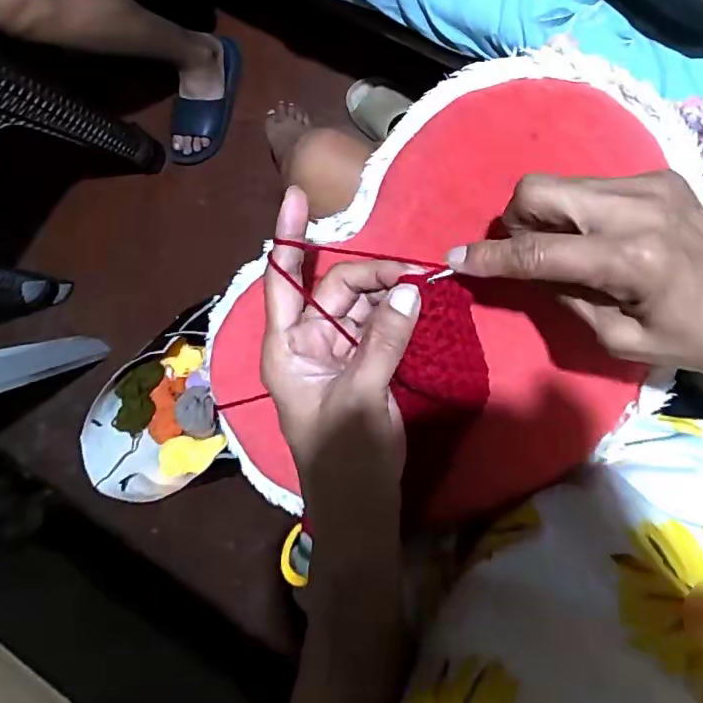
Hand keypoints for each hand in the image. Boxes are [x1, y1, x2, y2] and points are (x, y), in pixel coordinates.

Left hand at [261, 186, 421, 526]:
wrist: (360, 508)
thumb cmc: (344, 458)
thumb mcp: (363, 397)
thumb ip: (384, 339)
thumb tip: (410, 288)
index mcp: (289, 346)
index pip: (282, 279)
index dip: (287, 235)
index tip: (296, 194)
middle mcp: (308, 341)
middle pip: (335, 288)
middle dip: (370, 273)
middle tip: (413, 272)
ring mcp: (335, 351)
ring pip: (359, 303)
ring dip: (387, 291)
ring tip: (421, 284)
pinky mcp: (360, 362)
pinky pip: (376, 324)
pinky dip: (395, 311)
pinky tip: (416, 300)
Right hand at [448, 173, 702, 392]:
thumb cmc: (695, 338)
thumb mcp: (621, 340)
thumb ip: (565, 298)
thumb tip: (526, 268)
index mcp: (631, 261)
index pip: (539, 252)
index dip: (492, 258)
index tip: (456, 259)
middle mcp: (636, 209)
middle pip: (539, 189)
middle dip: (518, 220)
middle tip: (531, 251)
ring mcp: (649, 183)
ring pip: (561, 183)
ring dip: (549, 213)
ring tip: (572, 245)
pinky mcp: (658, 174)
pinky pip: (591, 184)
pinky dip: (580, 209)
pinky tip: (606, 234)